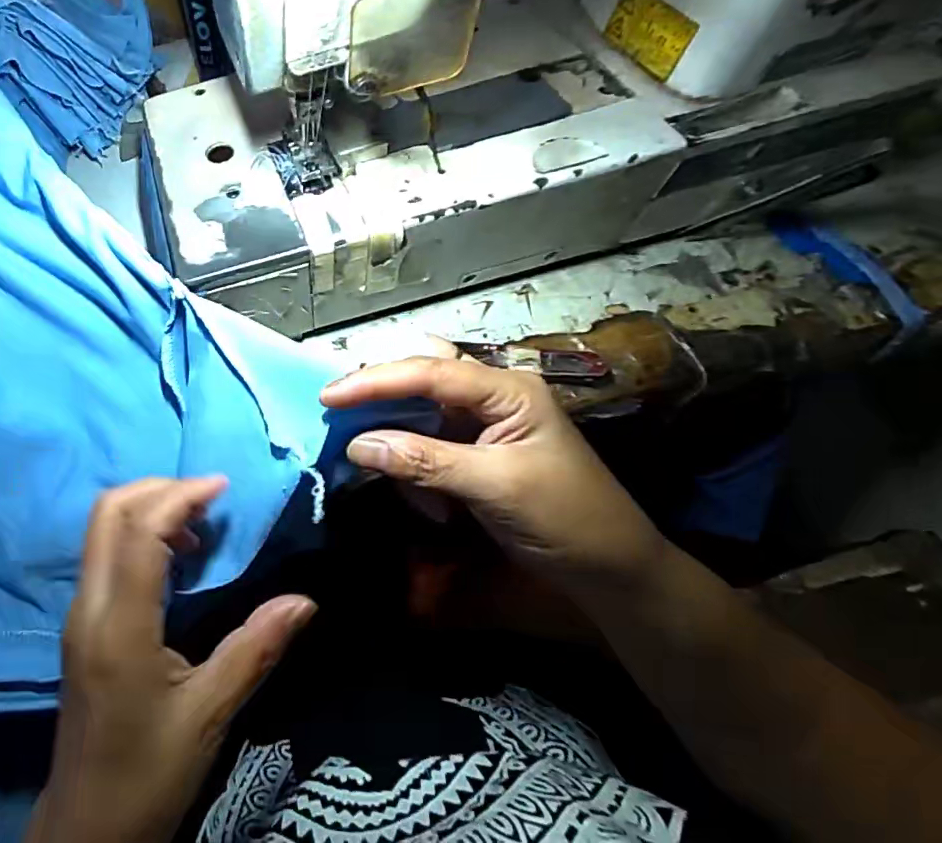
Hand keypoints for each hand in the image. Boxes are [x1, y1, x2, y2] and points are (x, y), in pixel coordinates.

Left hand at [26, 477, 316, 842]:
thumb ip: (255, 649)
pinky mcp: (82, 624)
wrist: (86, 828)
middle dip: (159, 488)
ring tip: (199, 524)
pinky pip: (105, 553)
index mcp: (119, 626)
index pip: (138, 531)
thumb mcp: (210, 714)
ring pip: (101, 529)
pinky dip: (139, 533)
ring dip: (148, 508)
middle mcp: (89, 607)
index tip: (222, 485)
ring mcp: (79, 614)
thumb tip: (305, 600)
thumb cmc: (148, 773)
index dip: (179, 495)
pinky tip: (177, 556)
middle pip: (107, 513)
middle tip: (210, 496)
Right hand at [320, 354, 668, 592]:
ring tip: (401, 482)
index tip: (329, 397)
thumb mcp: (494, 486)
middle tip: (338, 411)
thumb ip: (424, 461)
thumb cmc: (566, 518)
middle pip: (420, 375)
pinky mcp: (474, 451)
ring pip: (419, 410)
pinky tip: (424, 500)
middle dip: (380, 394)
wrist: (613, 569)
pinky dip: (412, 465)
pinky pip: (426, 444)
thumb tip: (357, 445)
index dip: (375, 380)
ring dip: (398, 439)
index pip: (430, 371)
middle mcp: (490, 395)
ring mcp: (482, 423)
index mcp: (506, 388)